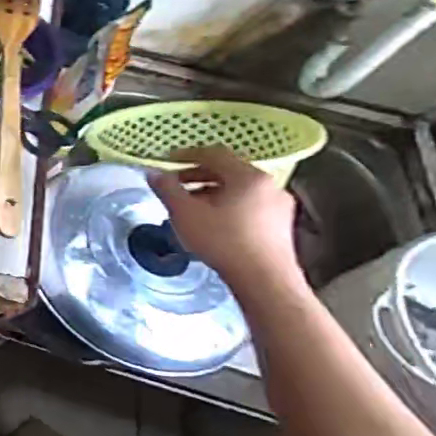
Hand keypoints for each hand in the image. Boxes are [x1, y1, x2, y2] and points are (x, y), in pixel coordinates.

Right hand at [151, 147, 301, 292]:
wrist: (265, 281)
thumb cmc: (223, 242)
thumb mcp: (185, 213)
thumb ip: (167, 189)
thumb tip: (154, 174)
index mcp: (248, 177)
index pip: (214, 154)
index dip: (186, 154)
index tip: (166, 161)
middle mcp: (269, 185)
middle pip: (229, 171)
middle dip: (198, 176)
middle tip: (175, 185)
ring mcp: (279, 205)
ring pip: (239, 189)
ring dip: (212, 191)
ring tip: (190, 206)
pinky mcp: (281, 224)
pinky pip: (250, 204)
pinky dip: (228, 205)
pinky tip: (213, 222)